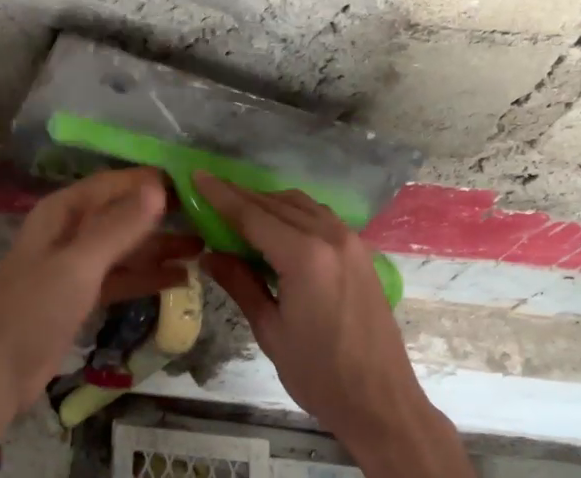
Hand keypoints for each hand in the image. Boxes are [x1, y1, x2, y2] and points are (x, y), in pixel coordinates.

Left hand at [0, 169, 200, 463]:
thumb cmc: (31, 312)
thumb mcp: (78, 265)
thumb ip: (118, 227)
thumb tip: (158, 186)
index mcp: (61, 212)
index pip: (113, 184)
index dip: (150, 181)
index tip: (194, 184)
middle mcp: (68, 231)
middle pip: (121, 214)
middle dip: (160, 215)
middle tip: (207, 218)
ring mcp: (74, 265)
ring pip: (124, 247)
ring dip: (159, 247)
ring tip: (203, 247)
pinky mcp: (79, 297)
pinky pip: (120, 277)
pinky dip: (146, 277)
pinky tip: (180, 279)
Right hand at [194, 172, 471, 477]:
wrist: (383, 404)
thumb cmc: (321, 375)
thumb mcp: (271, 331)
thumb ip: (240, 284)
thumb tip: (208, 255)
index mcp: (304, 257)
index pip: (252, 215)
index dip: (221, 195)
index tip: (197, 176)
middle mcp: (330, 237)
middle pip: (276, 204)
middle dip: (241, 196)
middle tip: (209, 193)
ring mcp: (351, 241)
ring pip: (300, 204)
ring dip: (268, 202)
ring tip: (238, 210)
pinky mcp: (361, 252)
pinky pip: (320, 216)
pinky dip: (294, 212)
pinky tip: (277, 227)